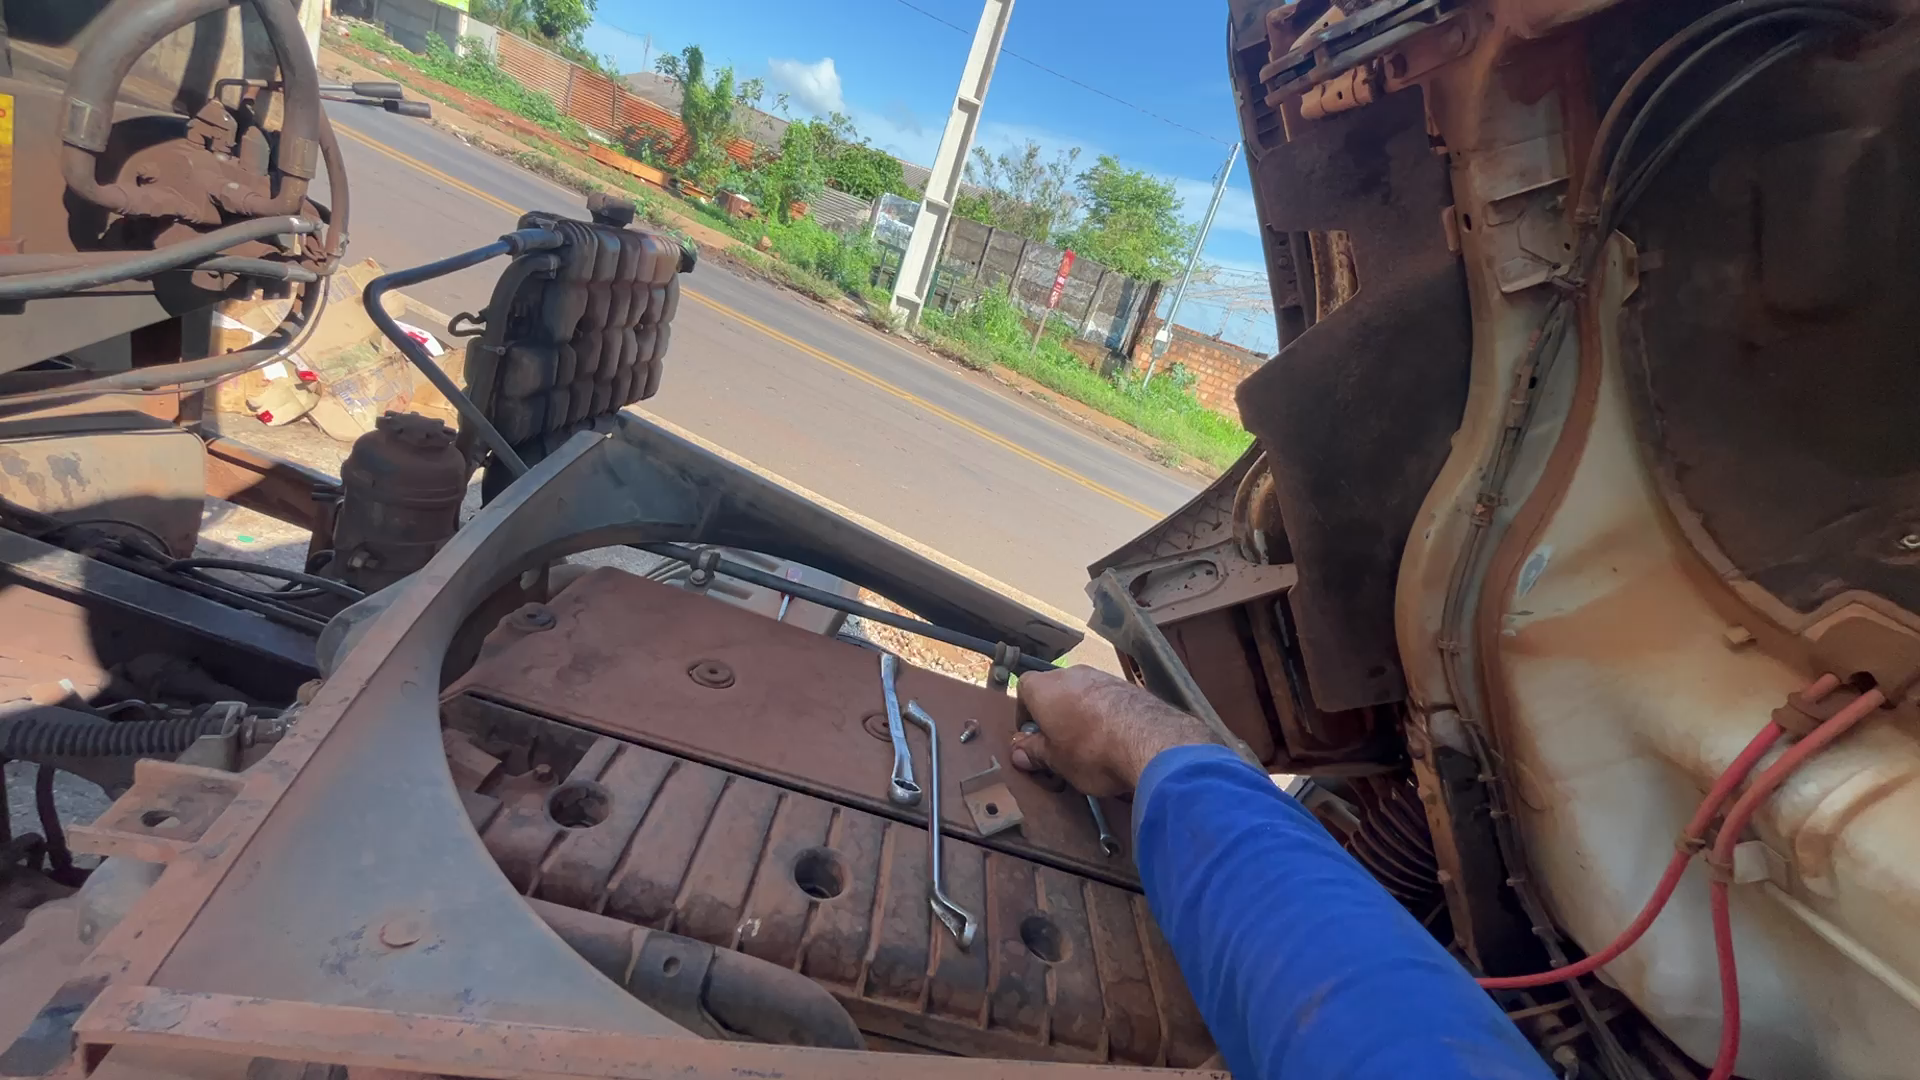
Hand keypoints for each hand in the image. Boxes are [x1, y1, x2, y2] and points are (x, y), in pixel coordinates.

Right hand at [1009, 666, 1212, 796]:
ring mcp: (1100, 675)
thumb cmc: (1090, 750)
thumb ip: (1034, 752)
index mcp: (1043, 688)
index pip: (1023, 689)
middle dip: (1054, 713)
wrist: (1148, 739)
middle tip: (1059, 743)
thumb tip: (1018, 752)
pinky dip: (1103, 712)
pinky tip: (1112, 737)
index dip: (1025, 712)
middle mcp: (1069, 674)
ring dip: (1079, 712)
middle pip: (1053, 689)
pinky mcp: (1125, 685)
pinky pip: (1104, 697)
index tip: (1032, 736)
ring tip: (1089, 743)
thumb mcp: (1055, 760)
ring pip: (1080, 691)